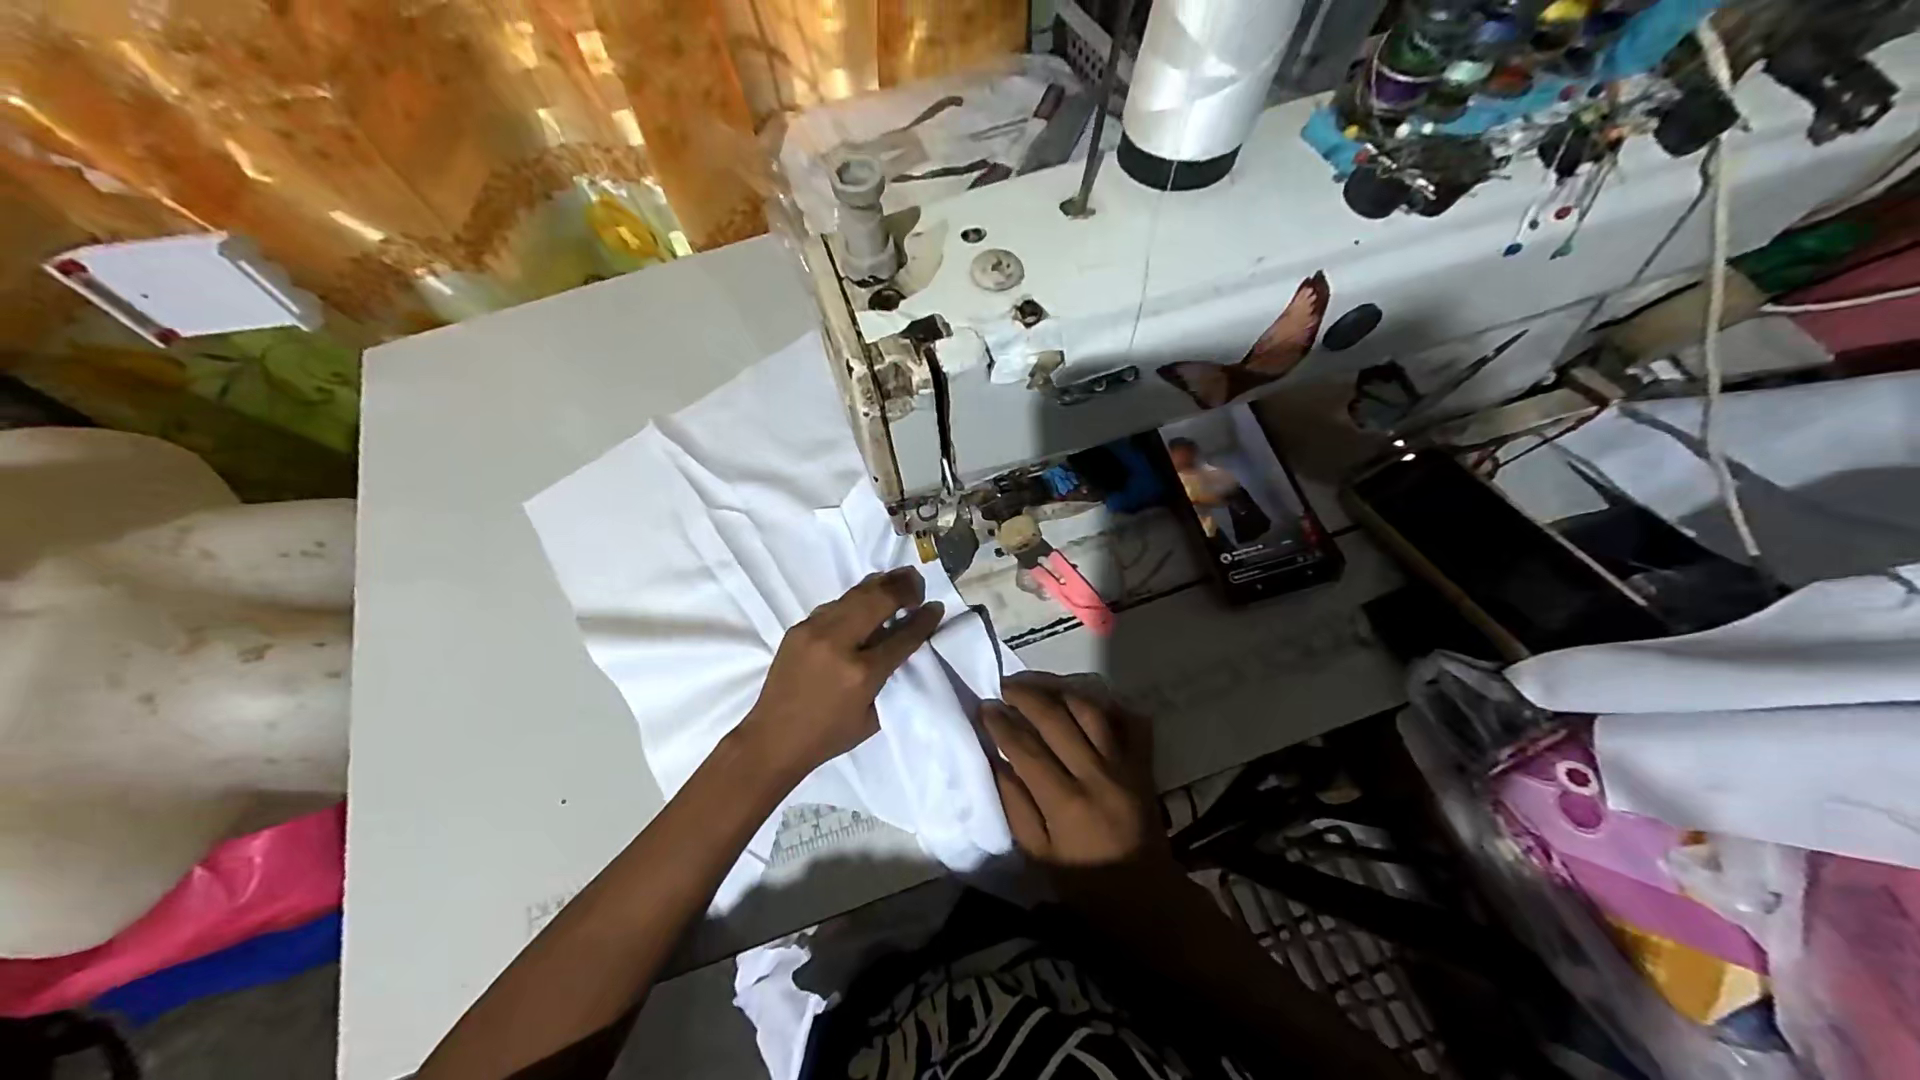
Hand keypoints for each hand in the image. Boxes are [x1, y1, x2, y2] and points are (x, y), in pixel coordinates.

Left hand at [740, 567, 943, 778]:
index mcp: (862, 673)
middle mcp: (838, 644)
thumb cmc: (829, 735)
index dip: (924, 619)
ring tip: (898, 579)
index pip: (902, 636)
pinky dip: (855, 599)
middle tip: (917, 583)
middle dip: (903, 587)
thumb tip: (901, 641)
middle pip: (878, 600)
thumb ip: (889, 677)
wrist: (774, 738)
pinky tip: (866, 598)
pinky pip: (834, 605)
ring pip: (854, 595)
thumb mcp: (873, 715)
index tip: (936, 607)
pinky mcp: (799, 628)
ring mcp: (814, 631)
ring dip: (880, 585)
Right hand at [982, 673, 1172, 879]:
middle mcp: (1096, 775)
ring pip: (1091, 709)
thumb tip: (996, 758)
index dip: (1001, 723)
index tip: (984, 708)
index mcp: (1065, 803)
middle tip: (1004, 687)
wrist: (1145, 897)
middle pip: (1056, 718)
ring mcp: (1125, 765)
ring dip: (1060, 689)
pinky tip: (1084, 696)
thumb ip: (1014, 803)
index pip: (1025, 748)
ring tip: (1037, 684)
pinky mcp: (1144, 763)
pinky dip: (1108, 702)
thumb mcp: (1037, 853)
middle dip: (1025, 695)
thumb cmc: (1083, 881)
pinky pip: (1130, 720)